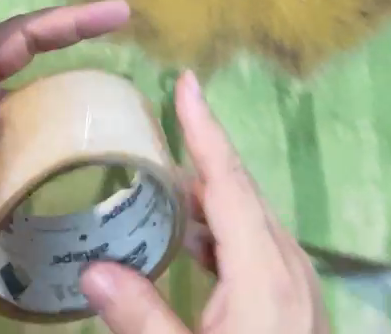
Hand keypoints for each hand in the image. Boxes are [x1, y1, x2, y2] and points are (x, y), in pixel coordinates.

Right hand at [78, 71, 328, 333]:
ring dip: (212, 196)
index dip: (205, 129)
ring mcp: (298, 287)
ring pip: (250, 220)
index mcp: (265, 272)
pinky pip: (257, 247)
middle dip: (205, 154)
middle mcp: (288, 267)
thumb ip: (143, 318)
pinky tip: (196, 243)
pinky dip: (223, 232)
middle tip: (166, 121)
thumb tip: (92, 269)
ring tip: (168, 180)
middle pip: (242, 193)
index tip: (186, 81)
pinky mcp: (294, 307)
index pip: (228, 181)